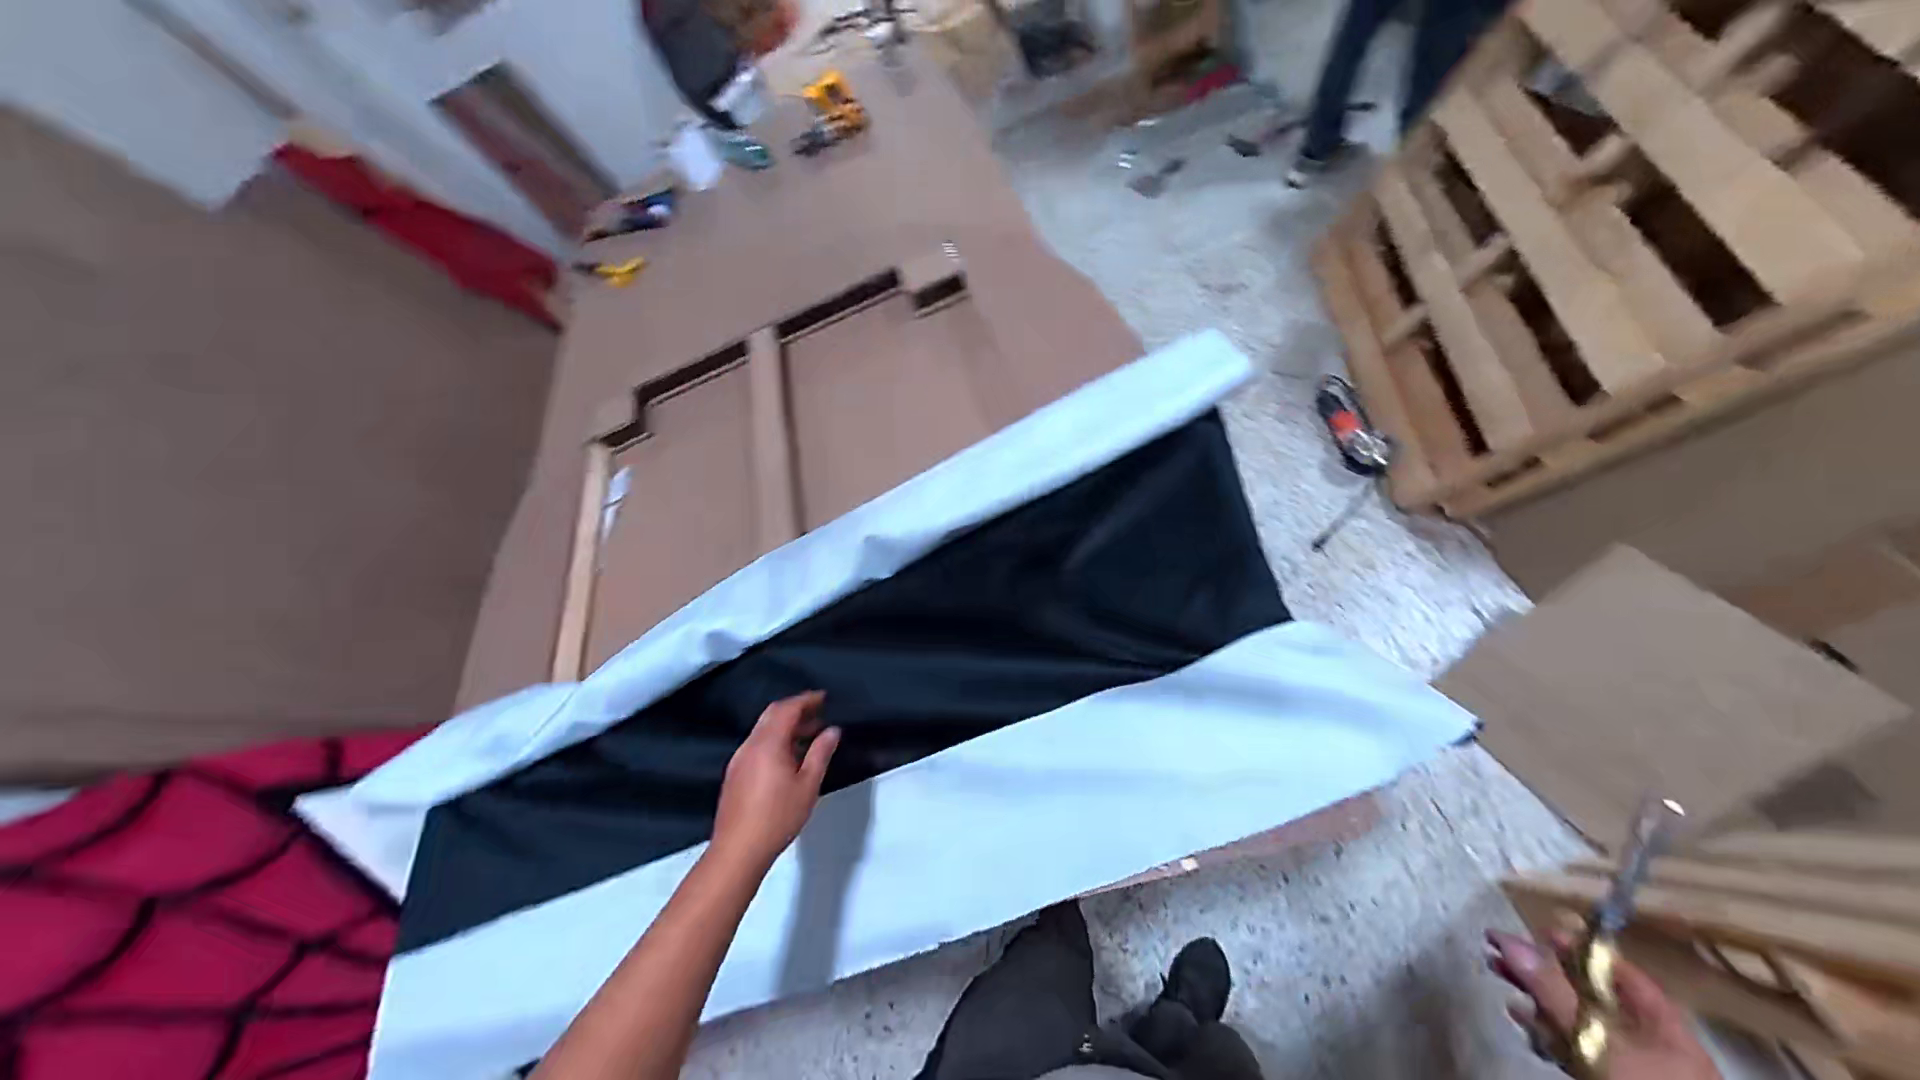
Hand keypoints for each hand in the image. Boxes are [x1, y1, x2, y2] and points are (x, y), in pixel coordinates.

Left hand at [710, 691, 840, 869]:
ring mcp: (739, 759)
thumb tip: (832, 731)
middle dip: (796, 709)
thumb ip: (821, 753)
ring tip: (810, 735)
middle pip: (772, 715)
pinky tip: (790, 756)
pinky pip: (757, 744)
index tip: (823, 698)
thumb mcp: (808, 785)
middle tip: (819, 713)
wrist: (738, 850)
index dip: (806, 700)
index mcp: (768, 743)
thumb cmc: (777, 817)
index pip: (787, 709)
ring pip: (763, 730)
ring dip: (786, 726)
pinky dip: (775, 739)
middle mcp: (750, 745)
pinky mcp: (735, 773)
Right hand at [1488, 929, 1720, 1079]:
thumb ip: (1552, 990)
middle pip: (1587, 990)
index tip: (1531, 929)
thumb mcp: (1594, 1039)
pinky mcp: (1608, 1078)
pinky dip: (1545, 1028)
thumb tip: (1508, 939)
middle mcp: (1647, 1037)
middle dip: (1541, 968)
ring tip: (1497, 972)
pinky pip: (1574, 1044)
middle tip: (1498, 947)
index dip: (1573, 946)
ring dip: (1535, 994)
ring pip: (1576, 1016)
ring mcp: (1630, 1063)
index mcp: (1660, 1021)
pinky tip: (1519, 1017)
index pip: (1614, 969)